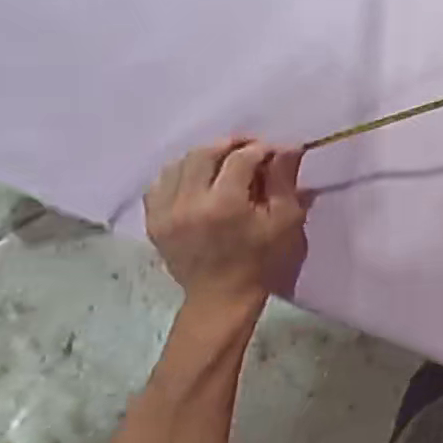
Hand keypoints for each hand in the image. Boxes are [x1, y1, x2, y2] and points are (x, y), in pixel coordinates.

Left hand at [143, 137, 307, 312]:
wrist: (221, 298)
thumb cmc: (261, 260)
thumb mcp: (285, 220)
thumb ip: (284, 179)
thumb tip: (288, 146)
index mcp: (224, 204)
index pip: (241, 158)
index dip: (262, 149)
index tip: (276, 152)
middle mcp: (189, 203)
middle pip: (205, 153)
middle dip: (231, 145)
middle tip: (251, 149)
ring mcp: (165, 212)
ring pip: (180, 163)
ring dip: (205, 156)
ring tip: (224, 163)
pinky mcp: (153, 221)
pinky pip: (160, 183)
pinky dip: (180, 174)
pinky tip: (197, 180)